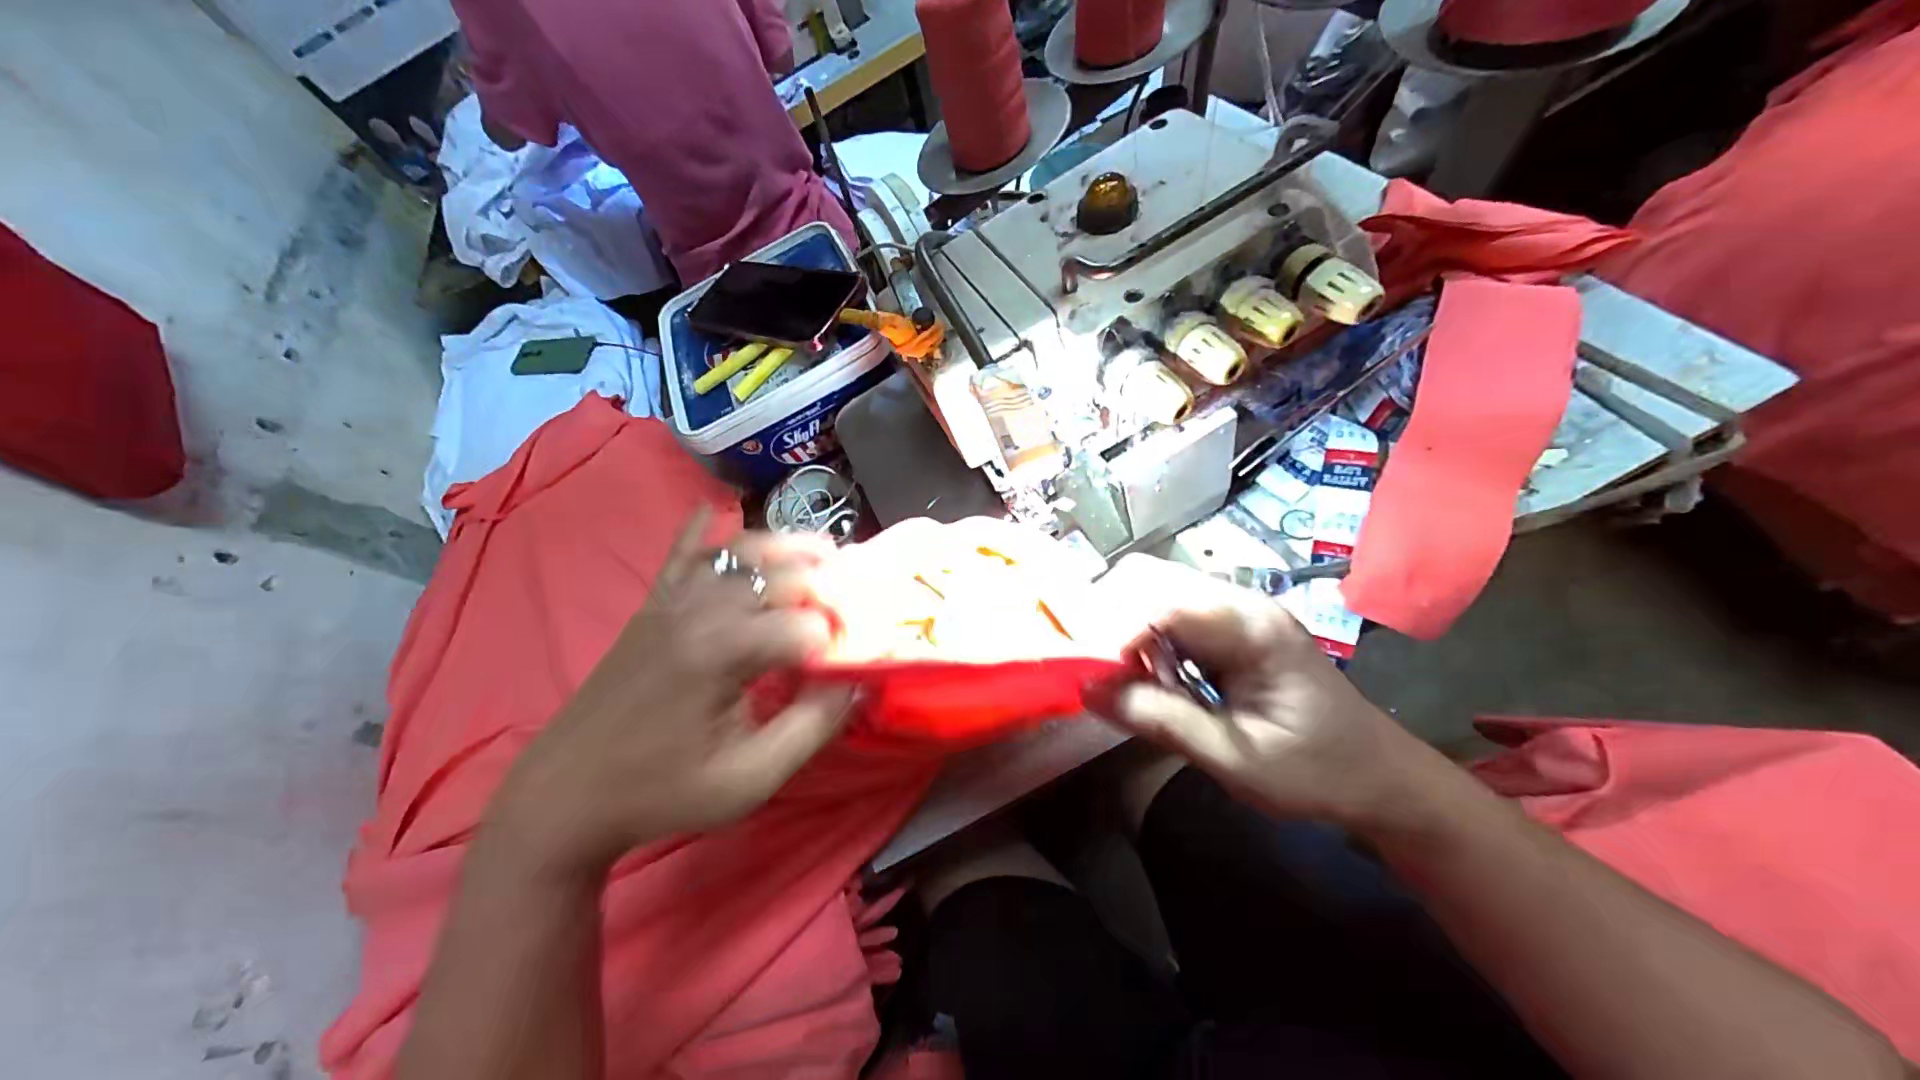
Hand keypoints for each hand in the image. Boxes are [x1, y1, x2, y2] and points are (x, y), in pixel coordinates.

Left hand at [484, 511, 856, 879]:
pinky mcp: (651, 607)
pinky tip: (715, 509)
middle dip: (829, 582)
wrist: (566, 795)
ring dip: (786, 547)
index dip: (842, 642)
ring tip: (823, 552)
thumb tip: (858, 684)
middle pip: (782, 573)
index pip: (808, 625)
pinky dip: (703, 530)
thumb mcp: (751, 778)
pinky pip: (681, 554)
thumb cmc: (664, 791)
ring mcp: (672, 602)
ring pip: (739, 551)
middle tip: (858, 602)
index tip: (854, 666)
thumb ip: (813, 726)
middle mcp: (700, 610)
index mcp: (725, 652)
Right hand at [1088, 556, 1444, 831]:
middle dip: (1110, 618)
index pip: (1161, 603)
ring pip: (1152, 590)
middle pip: (1148, 578)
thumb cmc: (1316, 772)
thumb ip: (1161, 720)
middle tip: (1103, 675)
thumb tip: (1086, 687)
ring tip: (1126, 680)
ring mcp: (1235, 609)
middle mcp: (1239, 602)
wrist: (1381, 777)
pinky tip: (1152, 677)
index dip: (1115, 632)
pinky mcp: (1229, 625)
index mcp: (1250, 627)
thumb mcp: (1235, 759)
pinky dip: (1143, 637)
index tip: (1095, 677)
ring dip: (1125, 627)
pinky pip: (1168, 610)